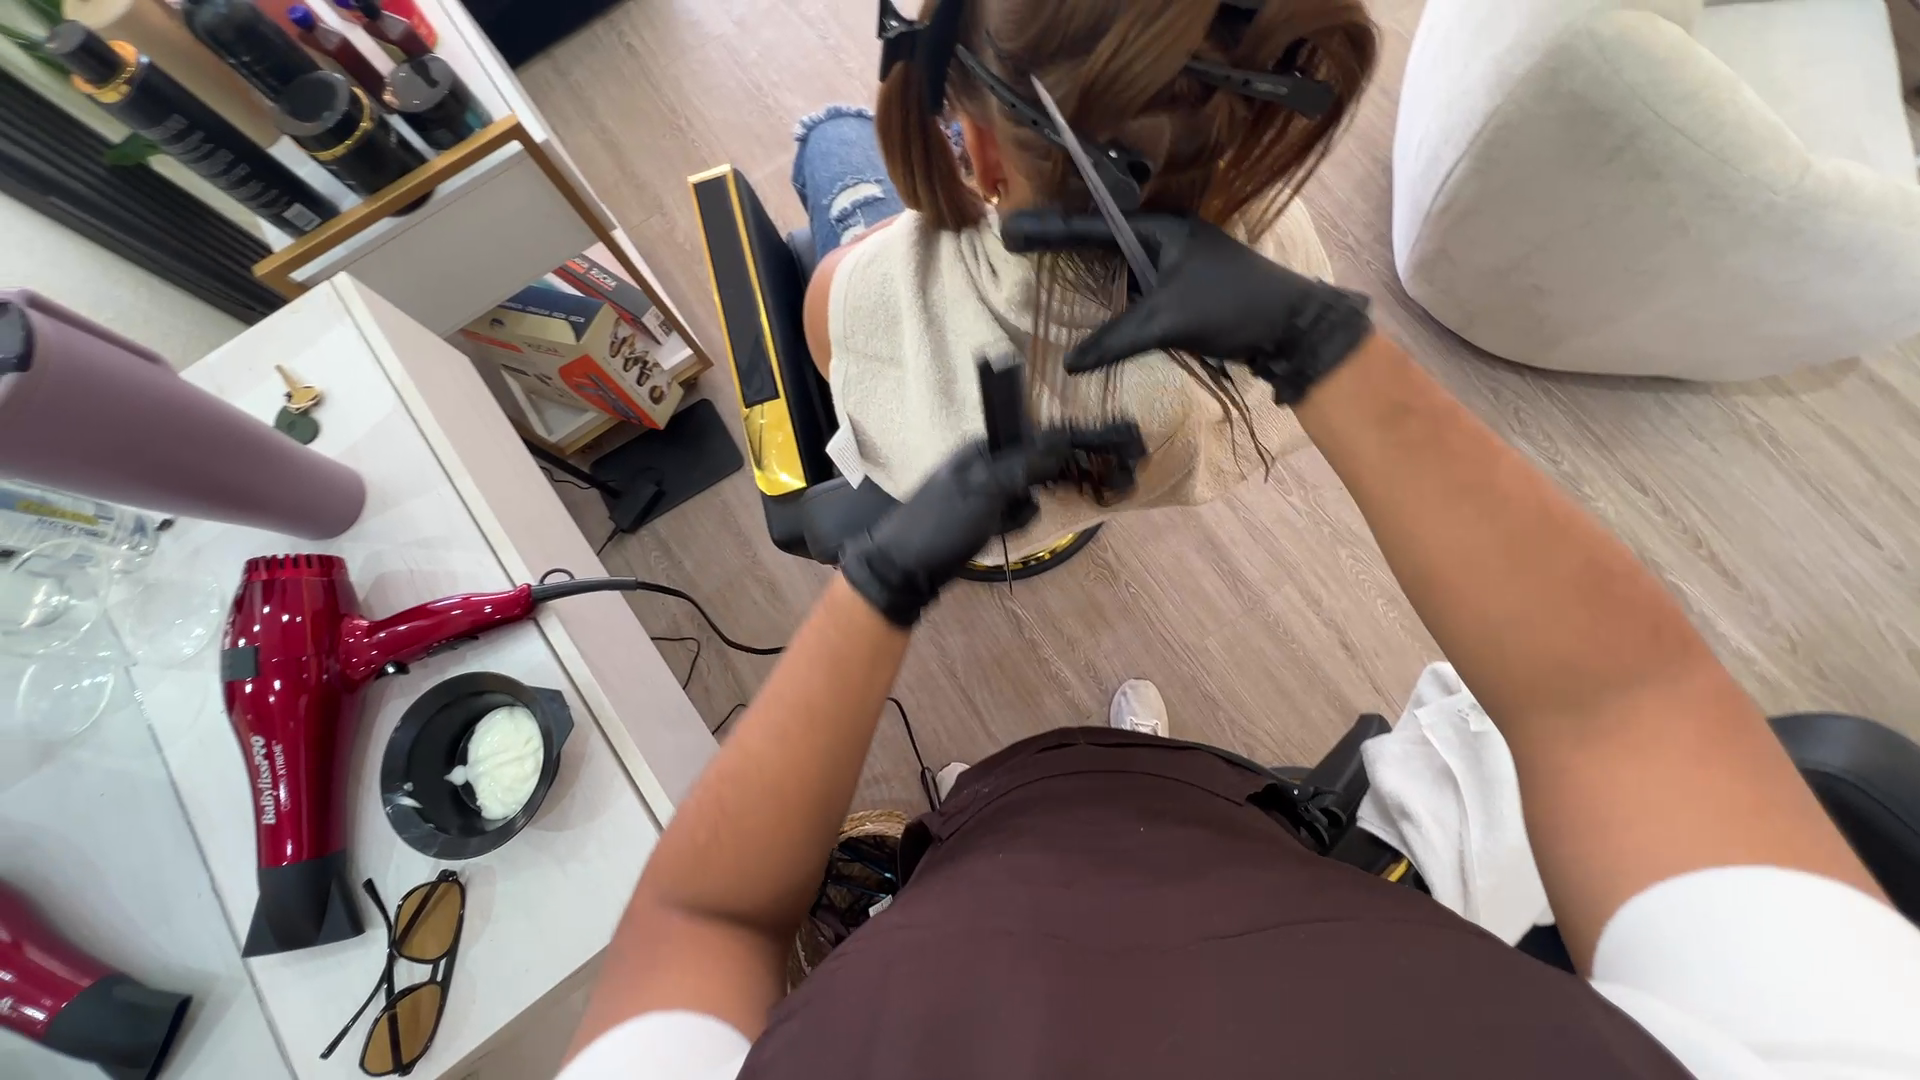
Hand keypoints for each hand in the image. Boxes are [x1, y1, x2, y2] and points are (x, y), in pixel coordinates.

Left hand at [840, 424, 1144, 626]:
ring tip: (1011, 518)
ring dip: (1029, 504)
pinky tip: (1001, 531)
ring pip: (1029, 488)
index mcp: (985, 447)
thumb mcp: (986, 490)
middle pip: (1040, 459)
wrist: (902, 569)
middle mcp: (986, 461)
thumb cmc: (941, 524)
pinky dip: (1015, 520)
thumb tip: (1063, 442)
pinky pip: (1013, 510)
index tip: (1123, 444)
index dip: (1083, 440)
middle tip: (1094, 482)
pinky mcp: (981, 515)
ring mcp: (983, 489)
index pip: (1045, 436)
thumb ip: (1026, 465)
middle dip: (1063, 471)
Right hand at [1001, 211, 1373, 403]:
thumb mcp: (1167, 321)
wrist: (1291, 325)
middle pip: (1103, 241)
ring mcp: (1177, 263)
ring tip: (1045, 272)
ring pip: (1120, 266)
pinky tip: (1092, 308)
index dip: (1051, 232)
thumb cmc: (1231, 307)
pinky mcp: (1185, 288)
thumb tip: (1070, 363)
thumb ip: (1115, 340)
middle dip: (1063, 246)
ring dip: (1088, 273)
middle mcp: (1166, 238)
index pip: (1092, 228)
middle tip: (1022, 246)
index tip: (1013, 232)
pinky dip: (1112, 298)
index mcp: (1160, 229)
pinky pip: (1137, 288)